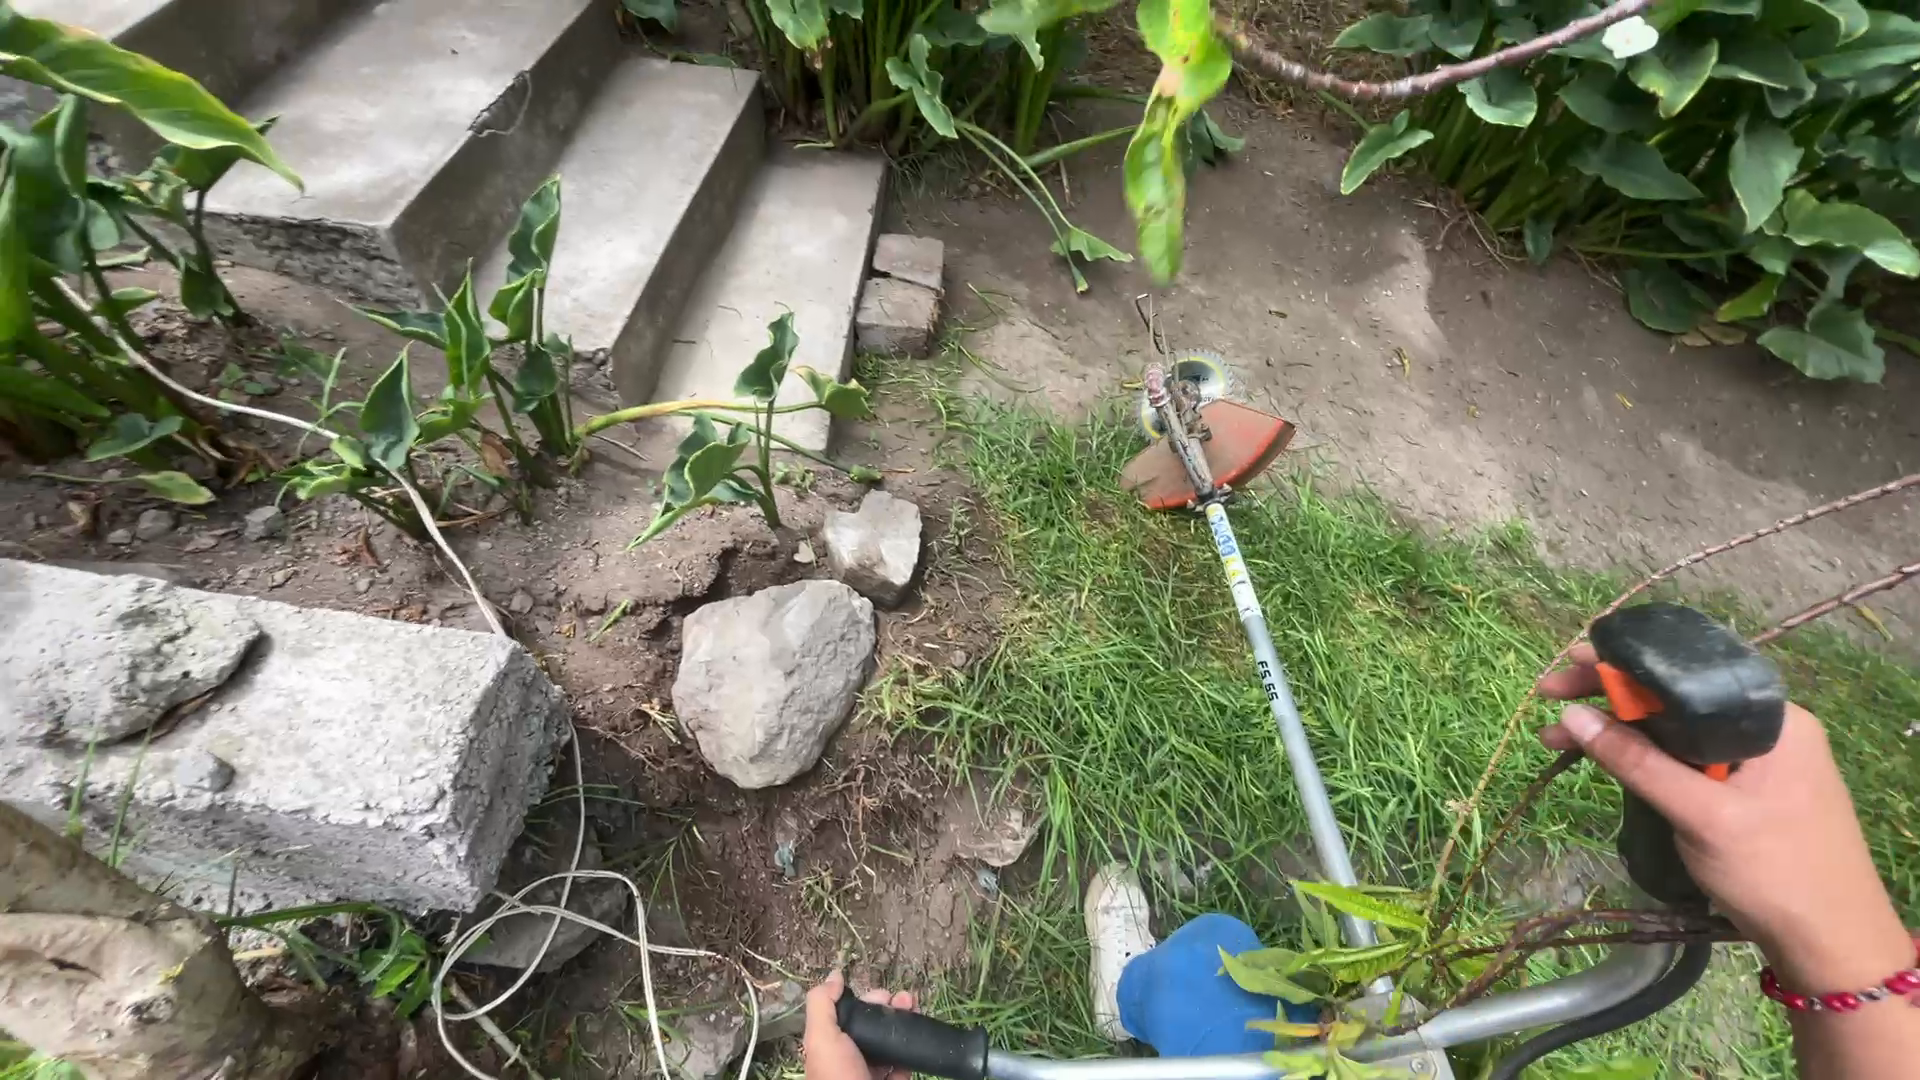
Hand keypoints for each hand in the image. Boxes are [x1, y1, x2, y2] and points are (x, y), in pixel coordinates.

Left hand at [803, 970, 915, 1079]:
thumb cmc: (838, 1079)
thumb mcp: (821, 1038)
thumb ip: (823, 1004)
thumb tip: (835, 975)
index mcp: (832, 1047)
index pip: (851, 1015)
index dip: (867, 1000)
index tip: (884, 995)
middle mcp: (851, 1059)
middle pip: (873, 1026)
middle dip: (891, 1007)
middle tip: (907, 1001)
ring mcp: (872, 1075)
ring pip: (891, 1042)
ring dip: (905, 1023)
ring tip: (917, 1012)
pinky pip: (904, 1065)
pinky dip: (912, 1051)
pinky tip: (918, 1039)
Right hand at [1536, 644, 1909, 991]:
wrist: (1831, 945)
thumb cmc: (1778, 873)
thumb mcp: (1700, 814)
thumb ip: (1636, 761)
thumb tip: (1569, 715)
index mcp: (1773, 723)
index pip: (1684, 675)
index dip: (1621, 663)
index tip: (1568, 663)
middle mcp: (1760, 729)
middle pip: (1667, 696)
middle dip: (1603, 693)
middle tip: (1547, 693)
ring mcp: (1746, 757)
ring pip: (1661, 725)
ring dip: (1607, 726)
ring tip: (1552, 737)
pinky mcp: (1730, 783)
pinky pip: (1668, 752)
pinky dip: (1626, 751)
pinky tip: (1590, 756)